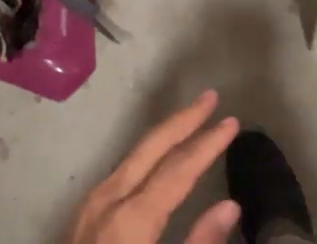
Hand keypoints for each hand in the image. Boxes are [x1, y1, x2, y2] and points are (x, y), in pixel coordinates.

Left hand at [69, 90, 241, 243]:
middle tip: (211, 97)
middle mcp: (108, 200)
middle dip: (183, 120)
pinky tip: (156, 159)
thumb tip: (230, 206)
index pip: (178, 168)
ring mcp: (91, 208)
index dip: (208, 143)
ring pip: (133, 155)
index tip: (233, 120)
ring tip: (190, 119)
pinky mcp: (83, 220)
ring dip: (164, 134)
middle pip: (151, 147)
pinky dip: (146, 155)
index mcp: (131, 218)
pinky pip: (122, 171)